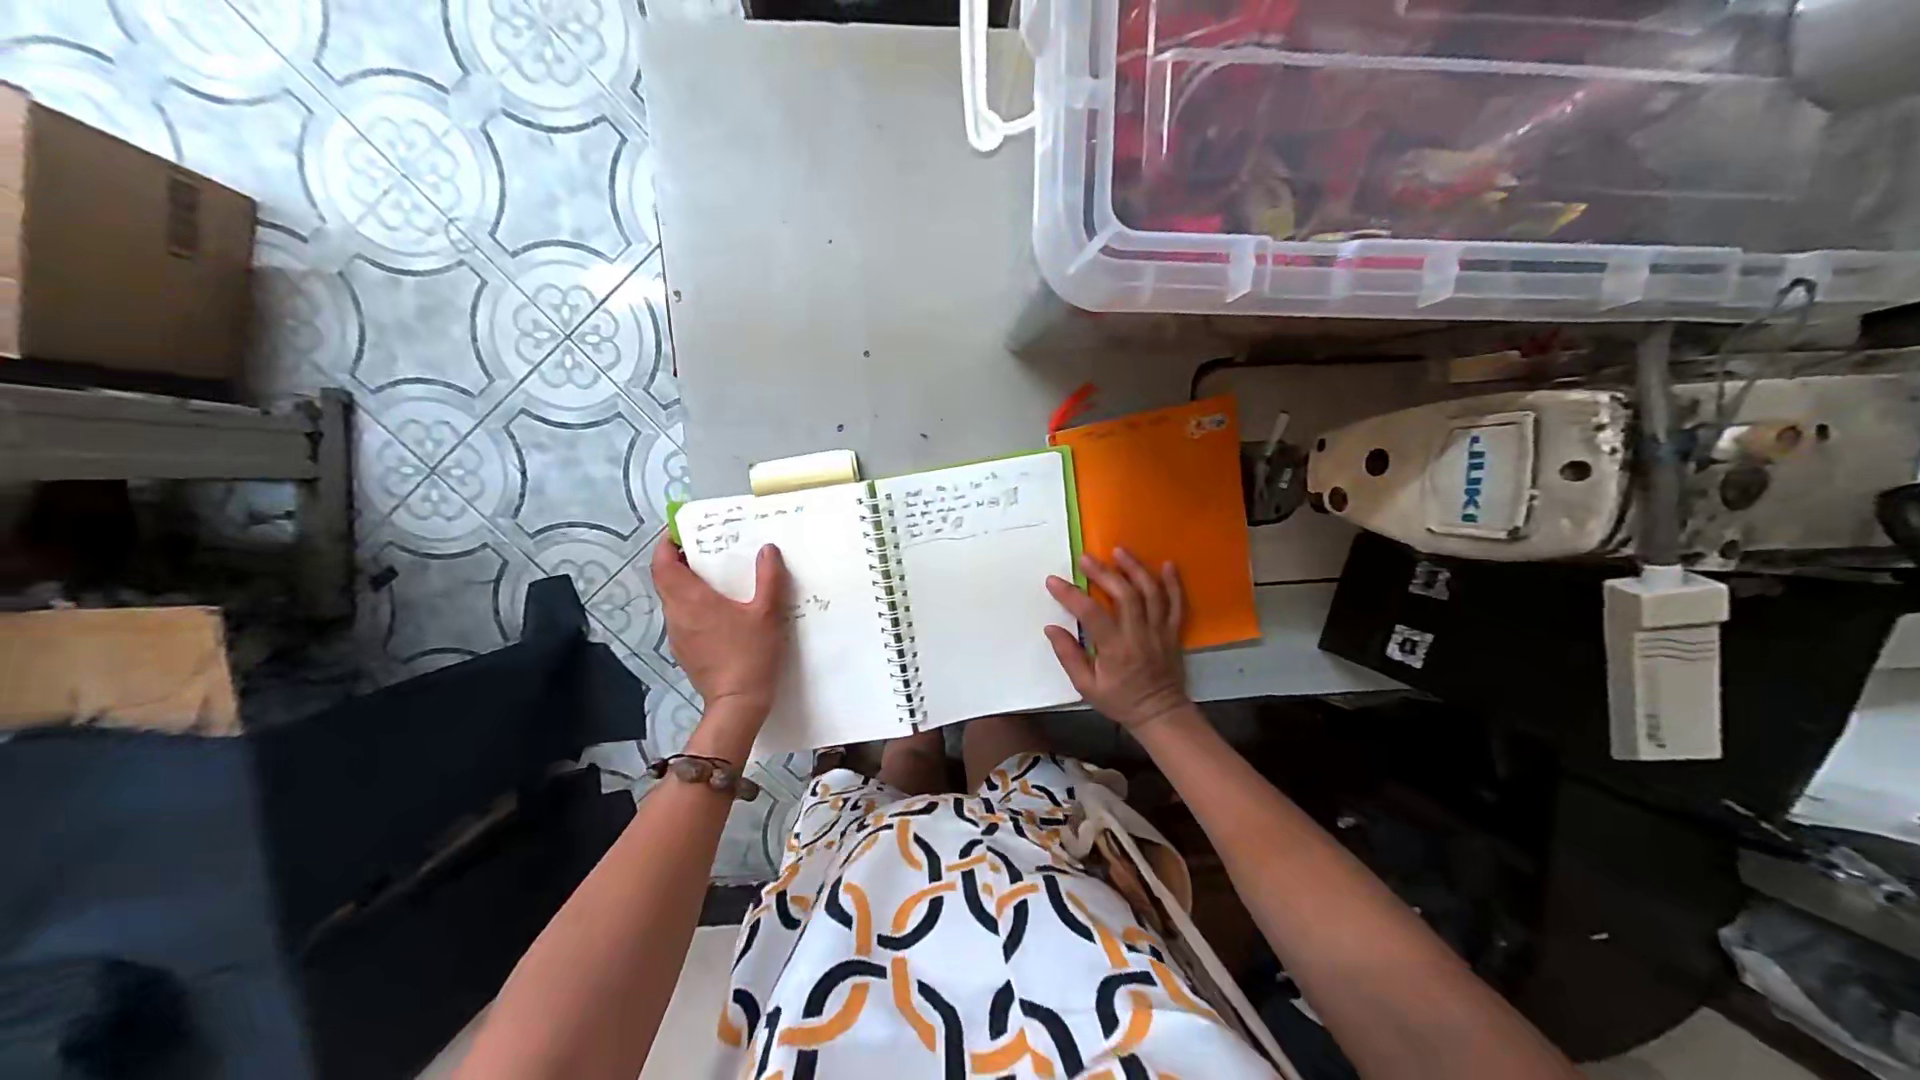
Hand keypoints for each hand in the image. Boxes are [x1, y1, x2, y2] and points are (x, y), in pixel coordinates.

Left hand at [651, 538, 789, 722]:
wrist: (737, 703)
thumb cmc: (750, 654)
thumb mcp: (768, 612)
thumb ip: (769, 577)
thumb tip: (768, 549)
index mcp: (691, 599)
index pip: (662, 563)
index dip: (666, 544)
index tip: (681, 531)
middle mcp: (676, 613)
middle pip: (665, 579)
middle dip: (678, 560)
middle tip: (704, 549)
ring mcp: (676, 634)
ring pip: (672, 598)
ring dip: (685, 582)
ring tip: (713, 576)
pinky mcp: (683, 650)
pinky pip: (681, 616)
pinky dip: (691, 603)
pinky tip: (717, 609)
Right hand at [1044, 548, 1190, 731]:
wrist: (1160, 713)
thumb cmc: (1120, 701)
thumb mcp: (1086, 686)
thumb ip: (1069, 656)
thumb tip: (1051, 628)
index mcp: (1115, 649)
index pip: (1091, 614)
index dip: (1071, 595)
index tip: (1053, 581)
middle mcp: (1139, 634)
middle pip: (1124, 595)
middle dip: (1104, 573)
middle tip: (1085, 558)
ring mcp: (1159, 631)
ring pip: (1150, 593)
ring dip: (1135, 569)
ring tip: (1119, 551)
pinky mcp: (1173, 631)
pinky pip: (1176, 603)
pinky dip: (1173, 583)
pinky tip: (1166, 564)